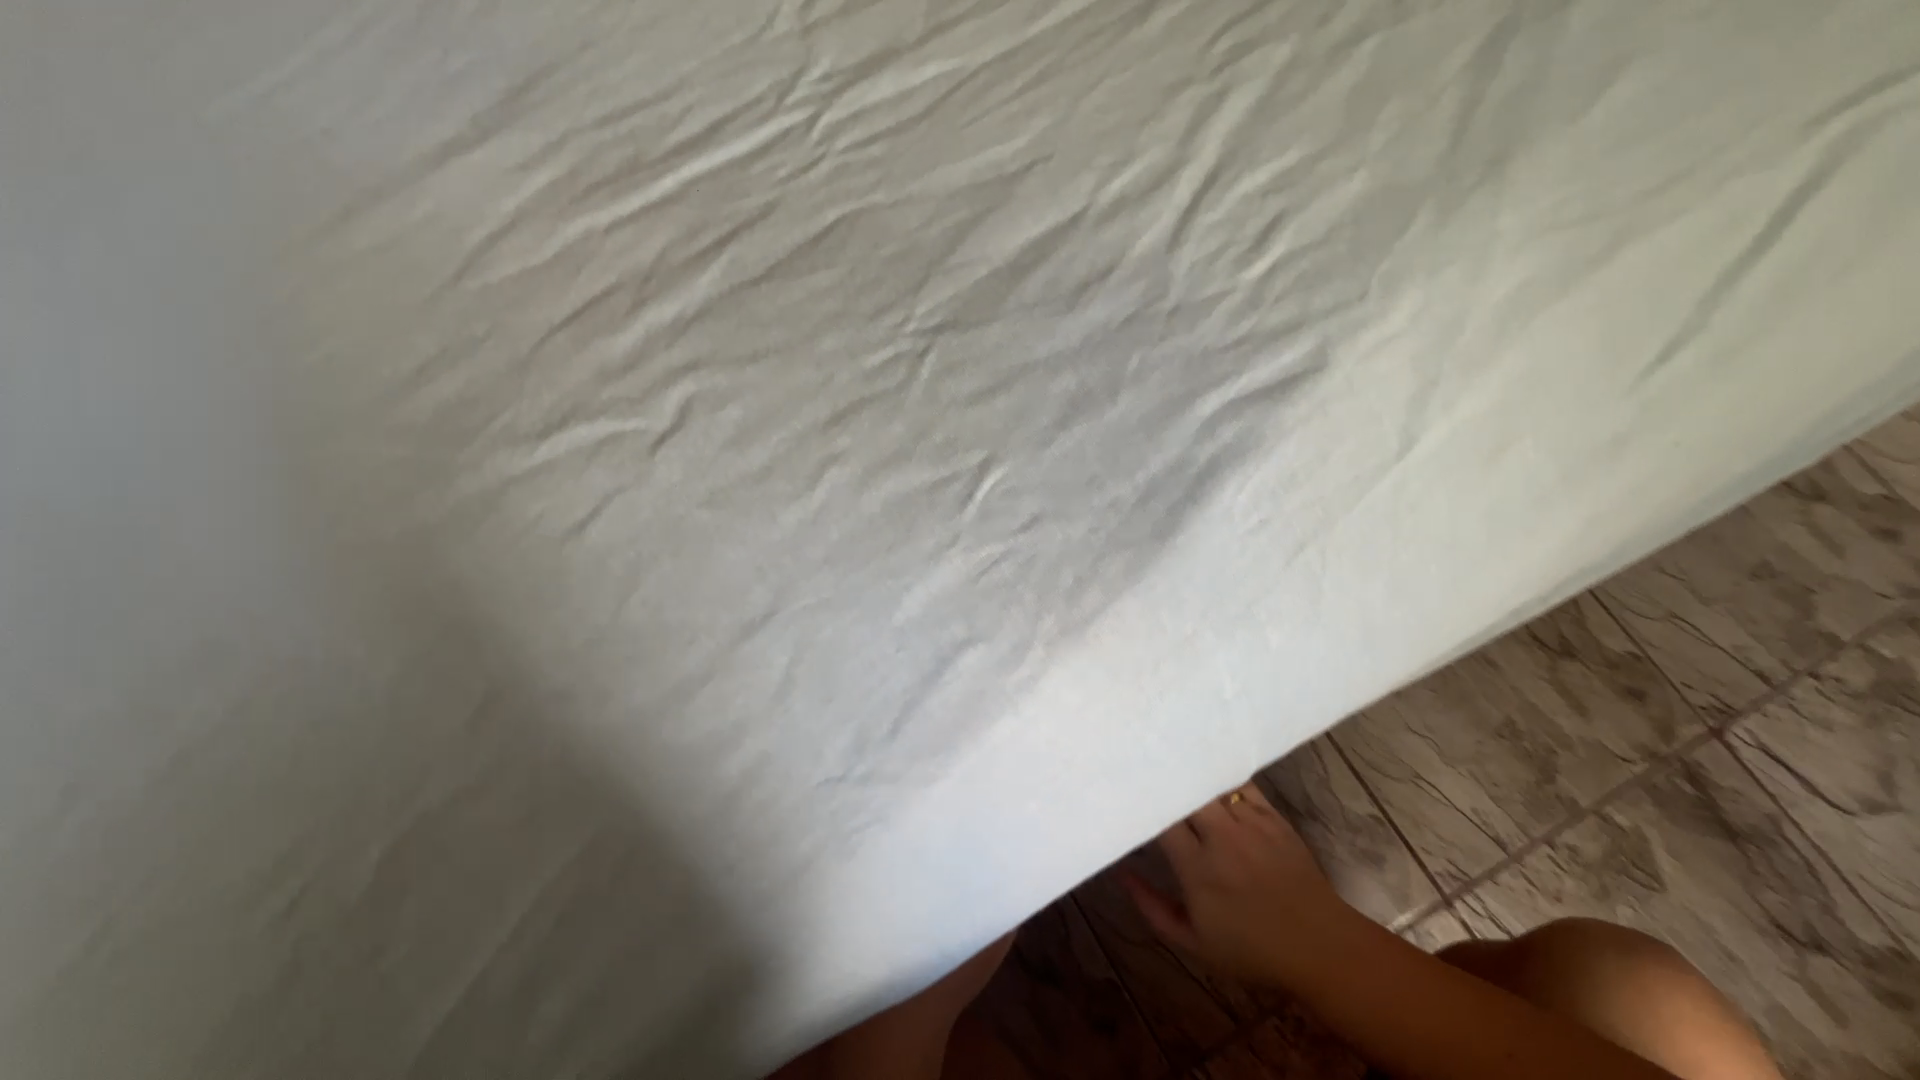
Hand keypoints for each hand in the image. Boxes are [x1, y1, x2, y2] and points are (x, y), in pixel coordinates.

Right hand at [1122, 781, 1351, 983]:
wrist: (1320, 946)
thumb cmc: (1251, 950)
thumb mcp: (1192, 942)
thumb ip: (1152, 907)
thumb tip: (1122, 873)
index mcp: (1198, 868)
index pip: (1162, 820)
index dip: (1144, 805)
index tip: (1128, 800)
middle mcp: (1223, 838)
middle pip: (1187, 793)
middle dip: (1167, 785)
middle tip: (1147, 777)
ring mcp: (1253, 824)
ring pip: (1214, 785)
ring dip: (1194, 778)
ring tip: (1174, 767)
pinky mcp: (1275, 818)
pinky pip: (1243, 787)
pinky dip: (1223, 781)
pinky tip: (1212, 778)